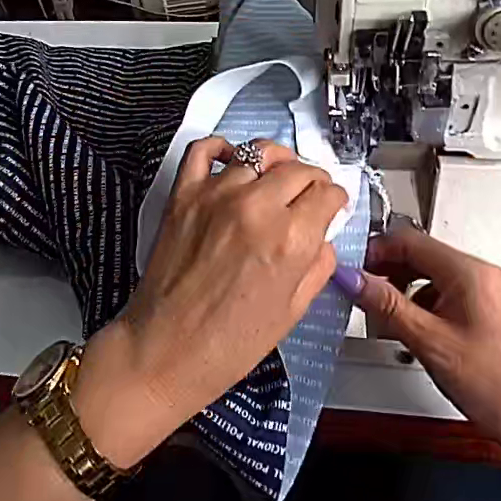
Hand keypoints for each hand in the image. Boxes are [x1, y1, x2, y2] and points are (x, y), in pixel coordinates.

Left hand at [74, 137, 346, 465]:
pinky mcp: (184, 196)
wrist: (164, 352)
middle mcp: (256, 209)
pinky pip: (204, 149)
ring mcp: (216, 196)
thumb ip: (318, 265)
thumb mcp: (293, 311)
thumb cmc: (226, 344)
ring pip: (259, 152)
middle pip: (299, 168)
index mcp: (290, 240)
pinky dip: (223, 147)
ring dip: (277, 163)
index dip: (336, 199)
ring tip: (276, 180)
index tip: (332, 205)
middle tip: (310, 195)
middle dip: (313, 180)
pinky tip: (232, 161)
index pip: (327, 193)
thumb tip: (323, 238)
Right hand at [343, 225, 500, 466]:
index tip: (354, 268)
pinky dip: (424, 306)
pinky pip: (448, 295)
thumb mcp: (430, 343)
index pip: (411, 240)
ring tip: (385, 316)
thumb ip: (388, 306)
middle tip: (362, 292)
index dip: (376, 251)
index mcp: (470, 273)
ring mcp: (489, 293)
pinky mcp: (489, 312)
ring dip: (404, 289)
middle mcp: (483, 276)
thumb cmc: (499, 386)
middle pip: (422, 255)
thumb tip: (356, 280)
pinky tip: (413, 330)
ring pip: (433, 276)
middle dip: (388, 271)